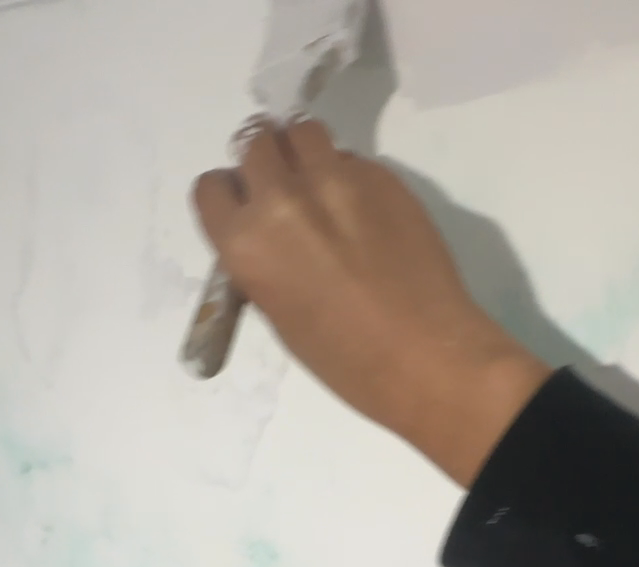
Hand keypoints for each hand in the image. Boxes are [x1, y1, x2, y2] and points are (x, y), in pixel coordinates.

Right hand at [193, 119, 548, 485]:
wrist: (425, 356)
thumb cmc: (347, 361)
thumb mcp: (282, 317)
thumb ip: (264, 262)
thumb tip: (270, 234)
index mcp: (246, 243)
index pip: (213, 187)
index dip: (232, 197)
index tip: (249, 210)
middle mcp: (282, 198)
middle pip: (256, 142)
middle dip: (267, 164)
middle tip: (289, 194)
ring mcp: (336, 179)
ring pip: (304, 132)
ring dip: (306, 154)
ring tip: (325, 191)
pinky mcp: (382, 175)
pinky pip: (351, 157)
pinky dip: (350, 175)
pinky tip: (369, 215)